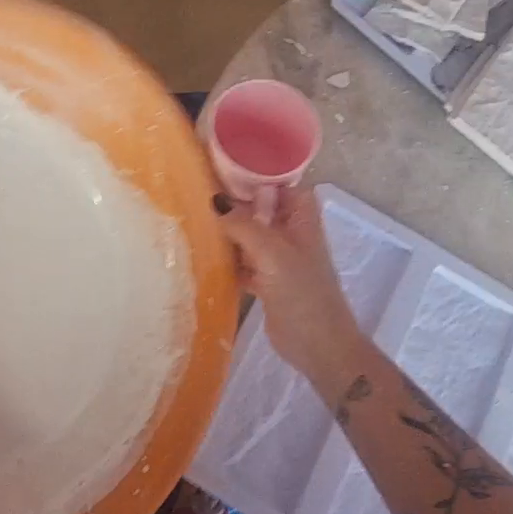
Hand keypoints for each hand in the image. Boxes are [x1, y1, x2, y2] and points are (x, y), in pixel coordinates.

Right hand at [218, 187, 367, 385]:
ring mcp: (279, 259)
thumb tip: (215, 202)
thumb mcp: (272, 252)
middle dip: (236, 202)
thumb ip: (243, 225)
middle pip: (262, 208)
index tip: (223, 168)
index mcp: (302, 219)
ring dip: (229, 231)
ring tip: (195, 220)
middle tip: (199, 194)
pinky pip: (243, 261)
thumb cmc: (301, 292)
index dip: (258, 175)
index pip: (282, 184)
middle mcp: (291, 234)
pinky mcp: (267, 282)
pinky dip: (228, 258)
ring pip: (250, 235)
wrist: (318, 345)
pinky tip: (203, 255)